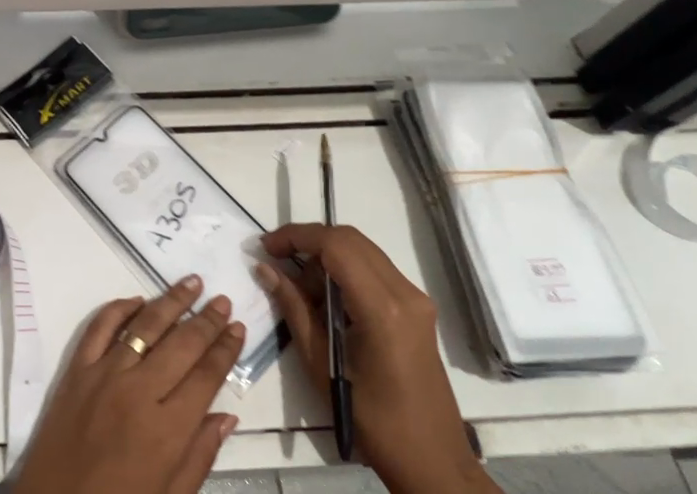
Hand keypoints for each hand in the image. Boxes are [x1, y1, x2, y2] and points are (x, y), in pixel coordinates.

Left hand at [14, 274, 247, 493]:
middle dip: (206, 319)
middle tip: (222, 298)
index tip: (238, 327)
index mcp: (168, 429)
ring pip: (144, 326)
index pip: (207, 376)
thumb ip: (201, 454)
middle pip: (182, 344)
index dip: (226, 349)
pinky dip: (119, 309)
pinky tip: (137, 300)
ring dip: (171, 301)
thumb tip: (227, 415)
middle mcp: (139, 392)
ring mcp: (104, 375)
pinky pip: (99, 328)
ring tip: (191, 283)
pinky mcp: (76, 370)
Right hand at [255, 224, 497, 493]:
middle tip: (276, 260)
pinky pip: (375, 271)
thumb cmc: (372, 420)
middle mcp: (406, 293)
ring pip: (363, 252)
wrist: (430, 459)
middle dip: (309, 241)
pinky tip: (324, 298)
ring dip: (327, 256)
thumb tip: (266, 269)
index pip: (336, 246)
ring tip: (297, 285)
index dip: (297, 237)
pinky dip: (345, 271)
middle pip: (351, 240)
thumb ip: (293, 308)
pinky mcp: (417, 308)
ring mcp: (416, 299)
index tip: (266, 247)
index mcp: (384, 309)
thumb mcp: (322, 365)